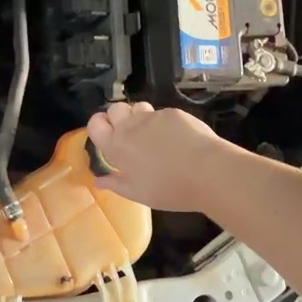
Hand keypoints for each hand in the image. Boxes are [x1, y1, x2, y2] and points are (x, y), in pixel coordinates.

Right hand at [86, 101, 235, 211]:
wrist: (207, 171)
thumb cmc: (168, 188)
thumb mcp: (138, 194)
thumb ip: (116, 184)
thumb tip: (99, 180)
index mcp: (117, 146)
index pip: (95, 123)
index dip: (99, 126)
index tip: (106, 136)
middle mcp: (131, 126)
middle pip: (114, 109)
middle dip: (117, 117)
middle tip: (129, 136)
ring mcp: (153, 116)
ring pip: (138, 107)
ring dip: (139, 117)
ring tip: (152, 135)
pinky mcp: (174, 113)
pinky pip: (161, 114)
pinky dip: (163, 123)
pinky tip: (177, 138)